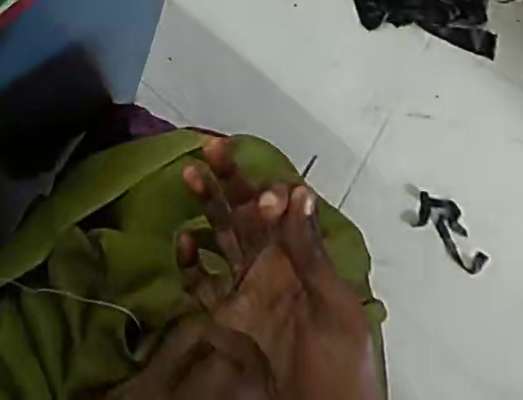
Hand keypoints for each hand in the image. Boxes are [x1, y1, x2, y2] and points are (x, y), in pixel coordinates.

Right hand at [177, 138, 384, 399]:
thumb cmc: (339, 373)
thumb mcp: (335, 312)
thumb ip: (311, 253)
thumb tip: (300, 190)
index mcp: (300, 262)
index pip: (279, 210)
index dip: (265, 188)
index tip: (255, 179)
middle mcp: (270, 267)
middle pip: (245, 212)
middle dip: (228, 179)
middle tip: (210, 148)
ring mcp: (245, 290)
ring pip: (220, 234)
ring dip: (206, 204)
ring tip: (189, 175)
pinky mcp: (224, 317)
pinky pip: (202, 279)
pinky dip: (190, 258)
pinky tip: (183, 243)